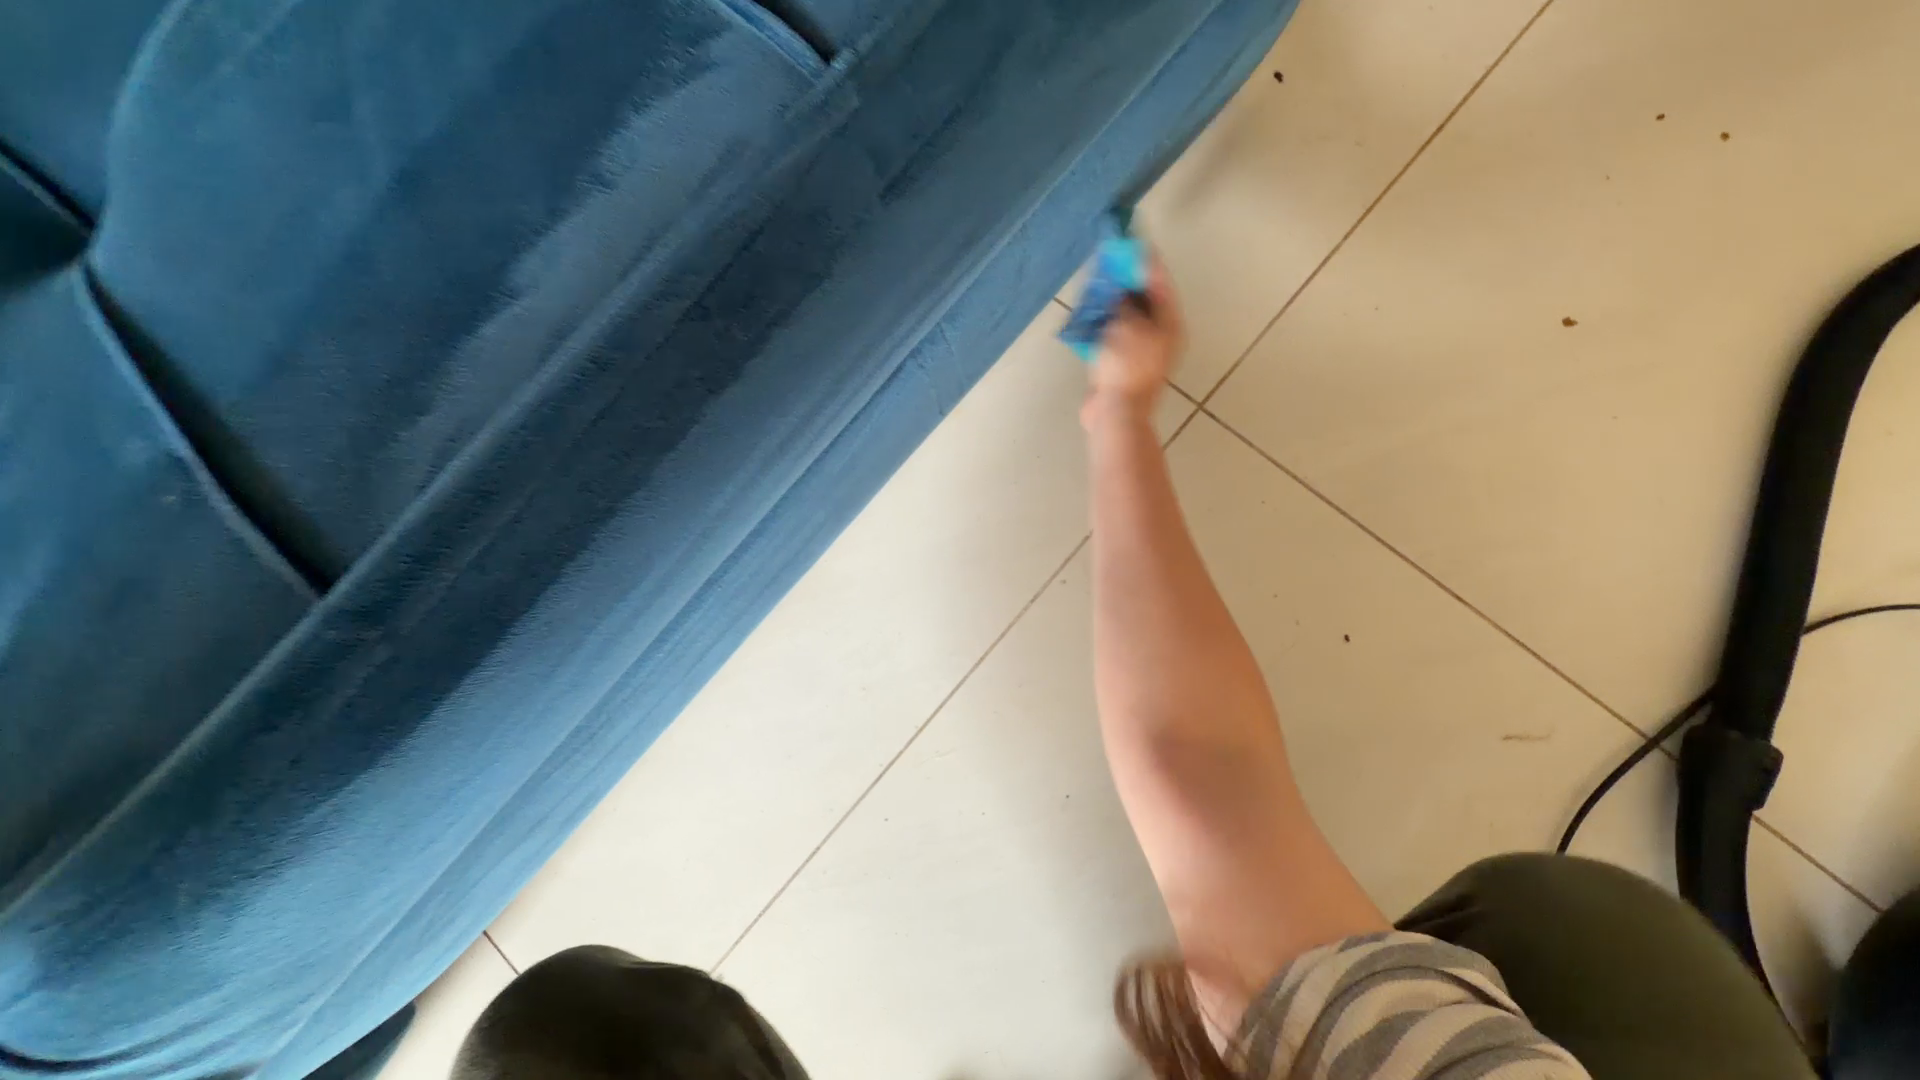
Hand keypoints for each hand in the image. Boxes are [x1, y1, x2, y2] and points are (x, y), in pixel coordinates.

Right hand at [1084, 259, 1183, 429]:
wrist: (1116, 412)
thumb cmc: (1127, 366)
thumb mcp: (1127, 326)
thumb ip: (1124, 303)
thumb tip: (1119, 293)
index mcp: (1169, 324)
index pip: (1161, 284)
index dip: (1148, 263)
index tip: (1135, 242)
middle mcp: (1158, 335)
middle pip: (1144, 300)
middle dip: (1127, 280)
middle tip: (1111, 259)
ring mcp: (1139, 350)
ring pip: (1126, 317)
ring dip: (1111, 300)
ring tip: (1097, 280)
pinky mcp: (1120, 362)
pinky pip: (1112, 334)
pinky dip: (1102, 322)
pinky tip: (1088, 311)